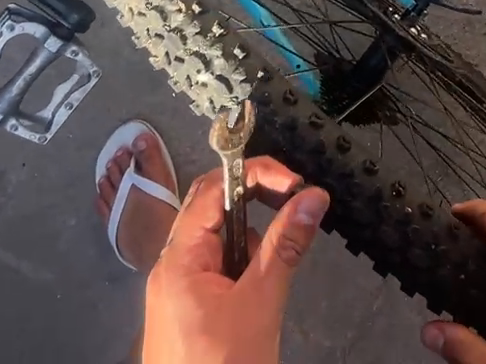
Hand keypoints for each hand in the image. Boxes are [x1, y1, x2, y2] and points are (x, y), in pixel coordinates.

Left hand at [142, 156, 329, 363]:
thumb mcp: (260, 304)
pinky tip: (256, 295)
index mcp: (179, 258)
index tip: (296, 183)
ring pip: (216, 239)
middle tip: (292, 205)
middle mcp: (171, 265)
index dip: (255, 174)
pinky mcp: (185, 311)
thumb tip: (314, 195)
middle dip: (254, 202)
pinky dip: (241, 266)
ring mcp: (175, 289)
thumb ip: (287, 245)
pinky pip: (215, 267)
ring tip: (269, 276)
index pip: (214, 188)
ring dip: (249, 240)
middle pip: (211, 207)